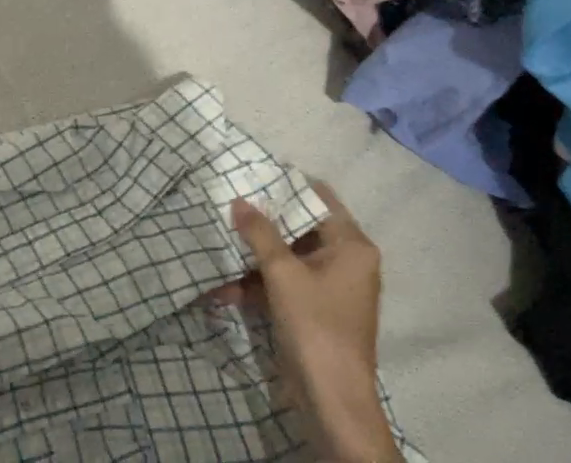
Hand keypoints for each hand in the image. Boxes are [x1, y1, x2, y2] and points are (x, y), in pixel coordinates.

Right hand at [231, 182, 400, 462]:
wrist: (331, 395)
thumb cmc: (315, 324)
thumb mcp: (281, 272)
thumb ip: (259, 232)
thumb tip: (238, 200)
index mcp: (352, 246)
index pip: (318, 197)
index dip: (285, 184)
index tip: (249, 175)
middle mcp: (347, 261)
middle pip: (299, 226)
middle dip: (261, 223)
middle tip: (225, 206)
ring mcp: (332, 286)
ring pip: (287, 257)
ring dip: (253, 258)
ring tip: (218, 250)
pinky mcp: (316, 309)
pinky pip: (285, 283)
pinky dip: (259, 284)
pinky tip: (226, 290)